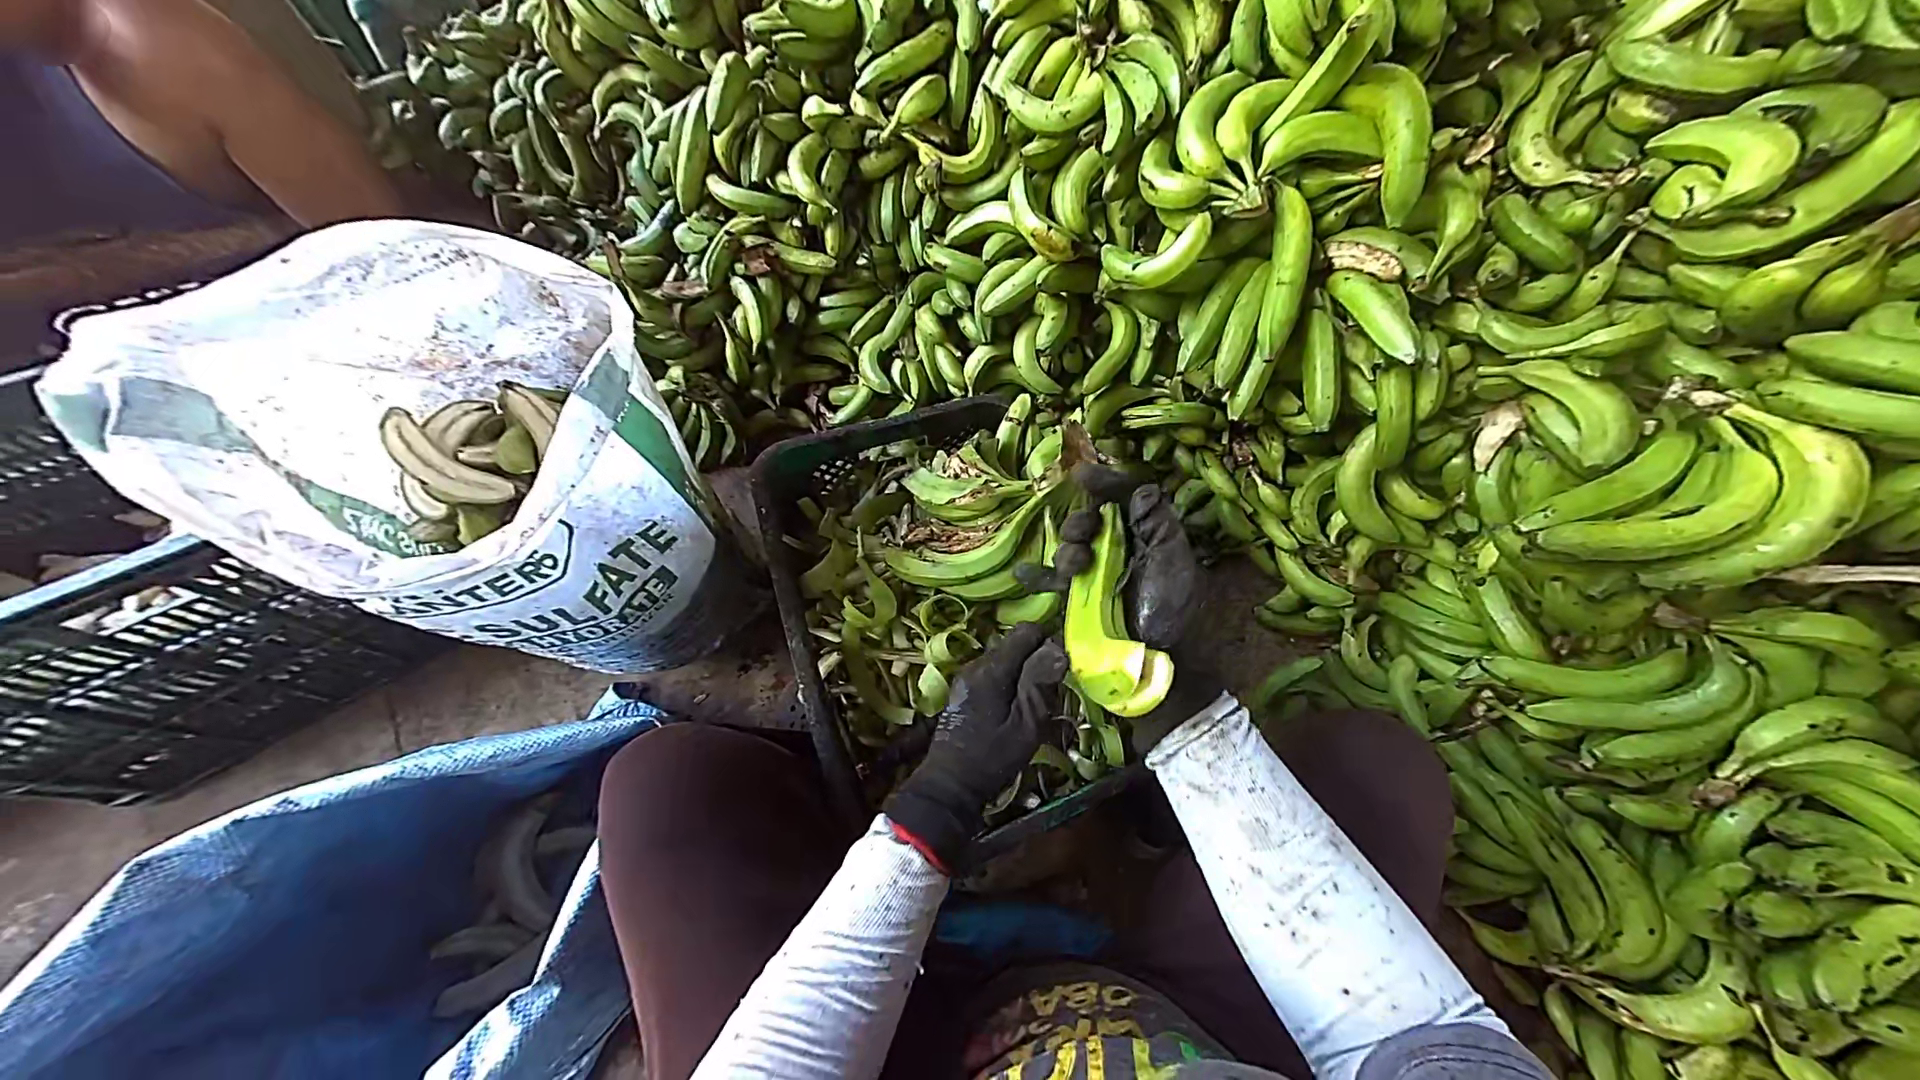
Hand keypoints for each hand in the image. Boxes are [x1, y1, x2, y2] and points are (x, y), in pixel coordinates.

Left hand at [882, 622, 1067, 872]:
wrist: (950, 785)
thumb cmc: (992, 757)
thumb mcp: (1026, 724)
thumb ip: (1040, 683)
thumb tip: (1058, 647)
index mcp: (992, 668)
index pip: (1027, 632)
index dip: (1050, 643)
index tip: (1062, 671)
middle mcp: (977, 664)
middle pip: (1016, 645)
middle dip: (1038, 662)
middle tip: (1051, 695)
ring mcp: (968, 677)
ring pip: (1007, 660)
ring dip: (1025, 676)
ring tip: (1036, 707)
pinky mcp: (966, 690)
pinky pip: (996, 675)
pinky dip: (1011, 685)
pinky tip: (1016, 712)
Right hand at [1017, 463, 1217, 755]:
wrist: (1161, 655)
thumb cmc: (1173, 605)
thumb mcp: (1173, 559)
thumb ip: (1158, 523)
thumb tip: (1142, 489)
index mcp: (1142, 533)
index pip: (1121, 497)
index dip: (1103, 483)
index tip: (1081, 475)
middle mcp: (1116, 547)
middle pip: (1088, 521)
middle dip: (1080, 522)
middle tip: (1083, 531)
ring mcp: (1094, 573)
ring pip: (1069, 548)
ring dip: (1066, 550)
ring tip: (1075, 565)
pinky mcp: (1076, 597)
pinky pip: (1050, 582)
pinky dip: (1035, 576)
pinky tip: (1023, 573)